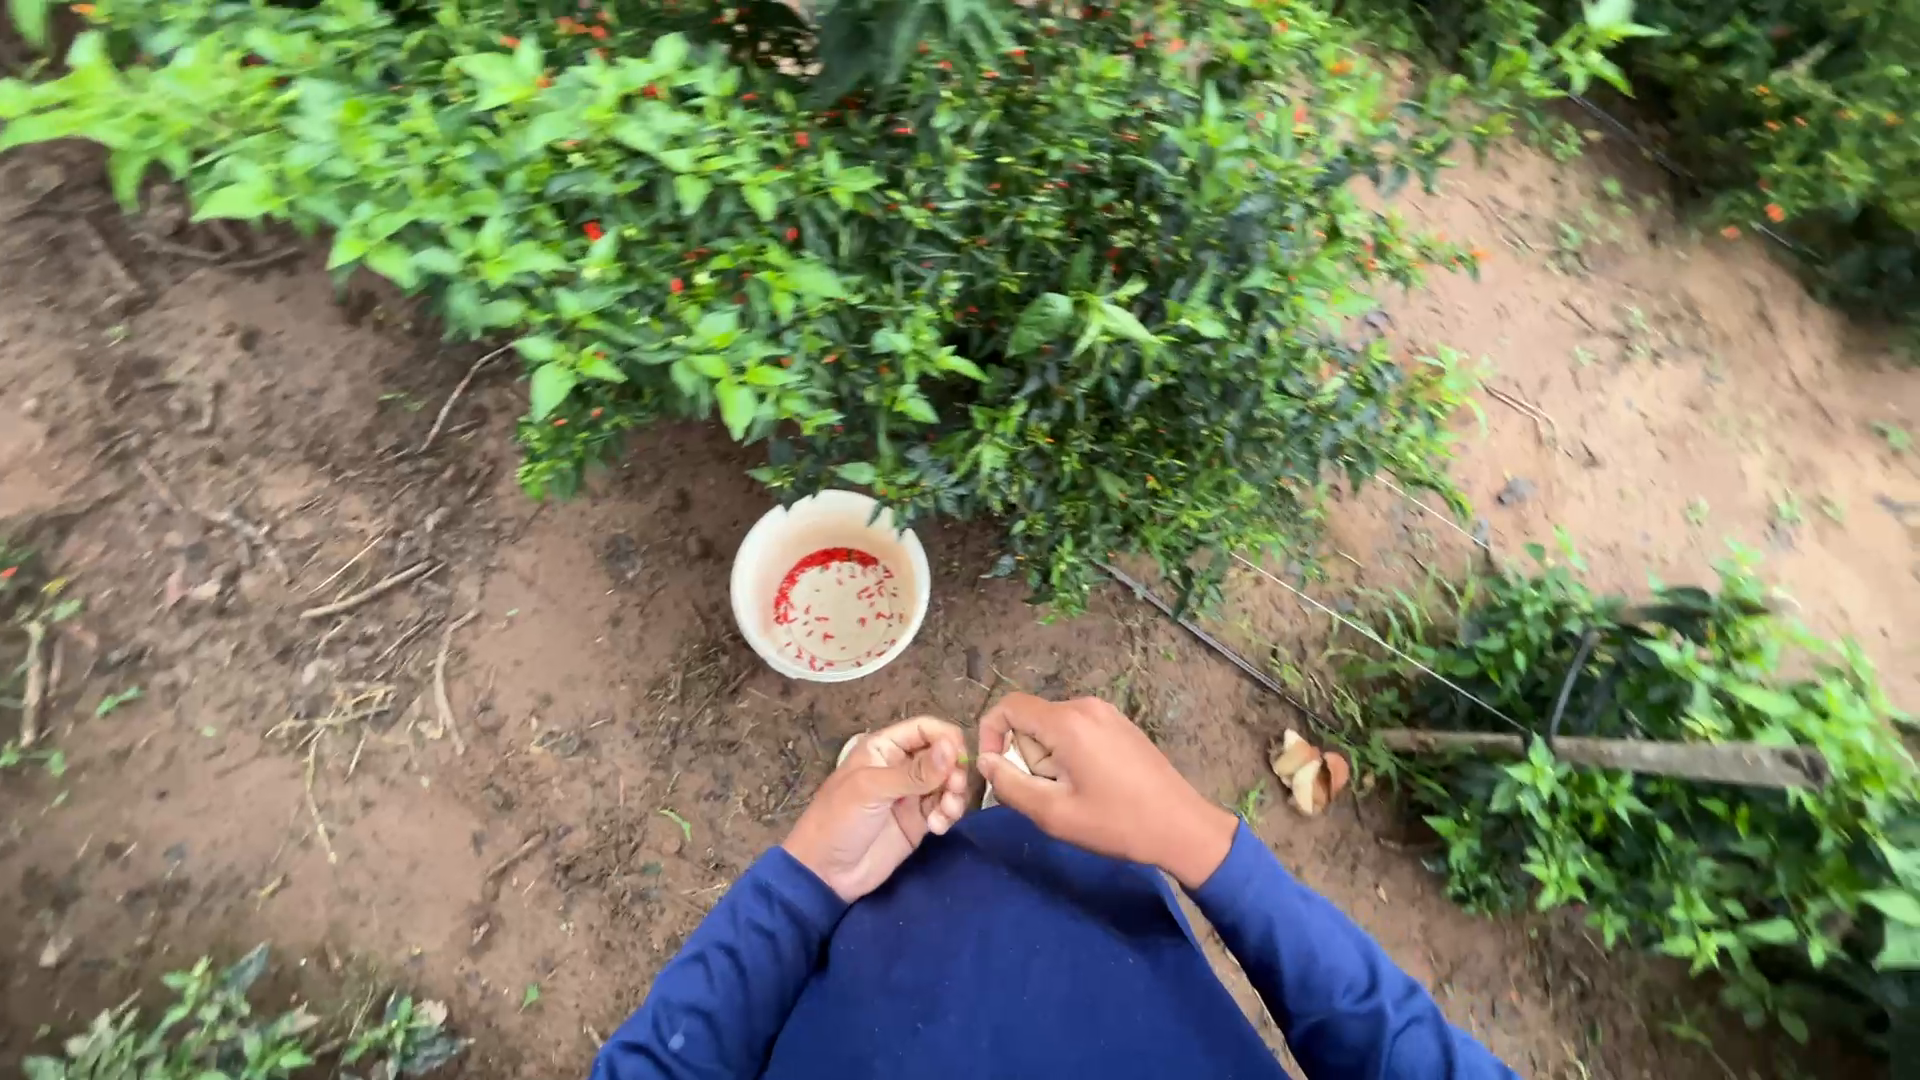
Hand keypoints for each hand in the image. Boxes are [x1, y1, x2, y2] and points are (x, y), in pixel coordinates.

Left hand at [782, 716, 969, 901]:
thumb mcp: (872, 790)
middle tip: (953, 789)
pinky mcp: (919, 821)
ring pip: (947, 782)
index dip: (946, 738)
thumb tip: (952, 747)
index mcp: (885, 748)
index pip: (925, 729)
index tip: (959, 757)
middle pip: (942, 755)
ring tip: (946, 812)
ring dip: (954, 794)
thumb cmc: (839, 820)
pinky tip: (938, 827)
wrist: (825, 874)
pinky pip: (944, 808)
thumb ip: (914, 772)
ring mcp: (911, 795)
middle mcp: (901, 766)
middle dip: (953, 770)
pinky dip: (948, 815)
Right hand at [977, 693, 1237, 889]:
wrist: (1183, 827)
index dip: (990, 734)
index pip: (1008, 706)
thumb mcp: (1054, 813)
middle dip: (1025, 755)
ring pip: (1052, 727)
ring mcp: (1106, 712)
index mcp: (1067, 722)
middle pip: (1031, 719)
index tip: (996, 770)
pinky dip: (1068, 753)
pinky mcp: (1119, 724)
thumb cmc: (1117, 823)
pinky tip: (1091, 785)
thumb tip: (985, 762)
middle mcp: (1084, 706)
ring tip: (1070, 793)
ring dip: (1047, 757)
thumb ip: (1010, 785)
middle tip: (1045, 794)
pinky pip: (1076, 730)